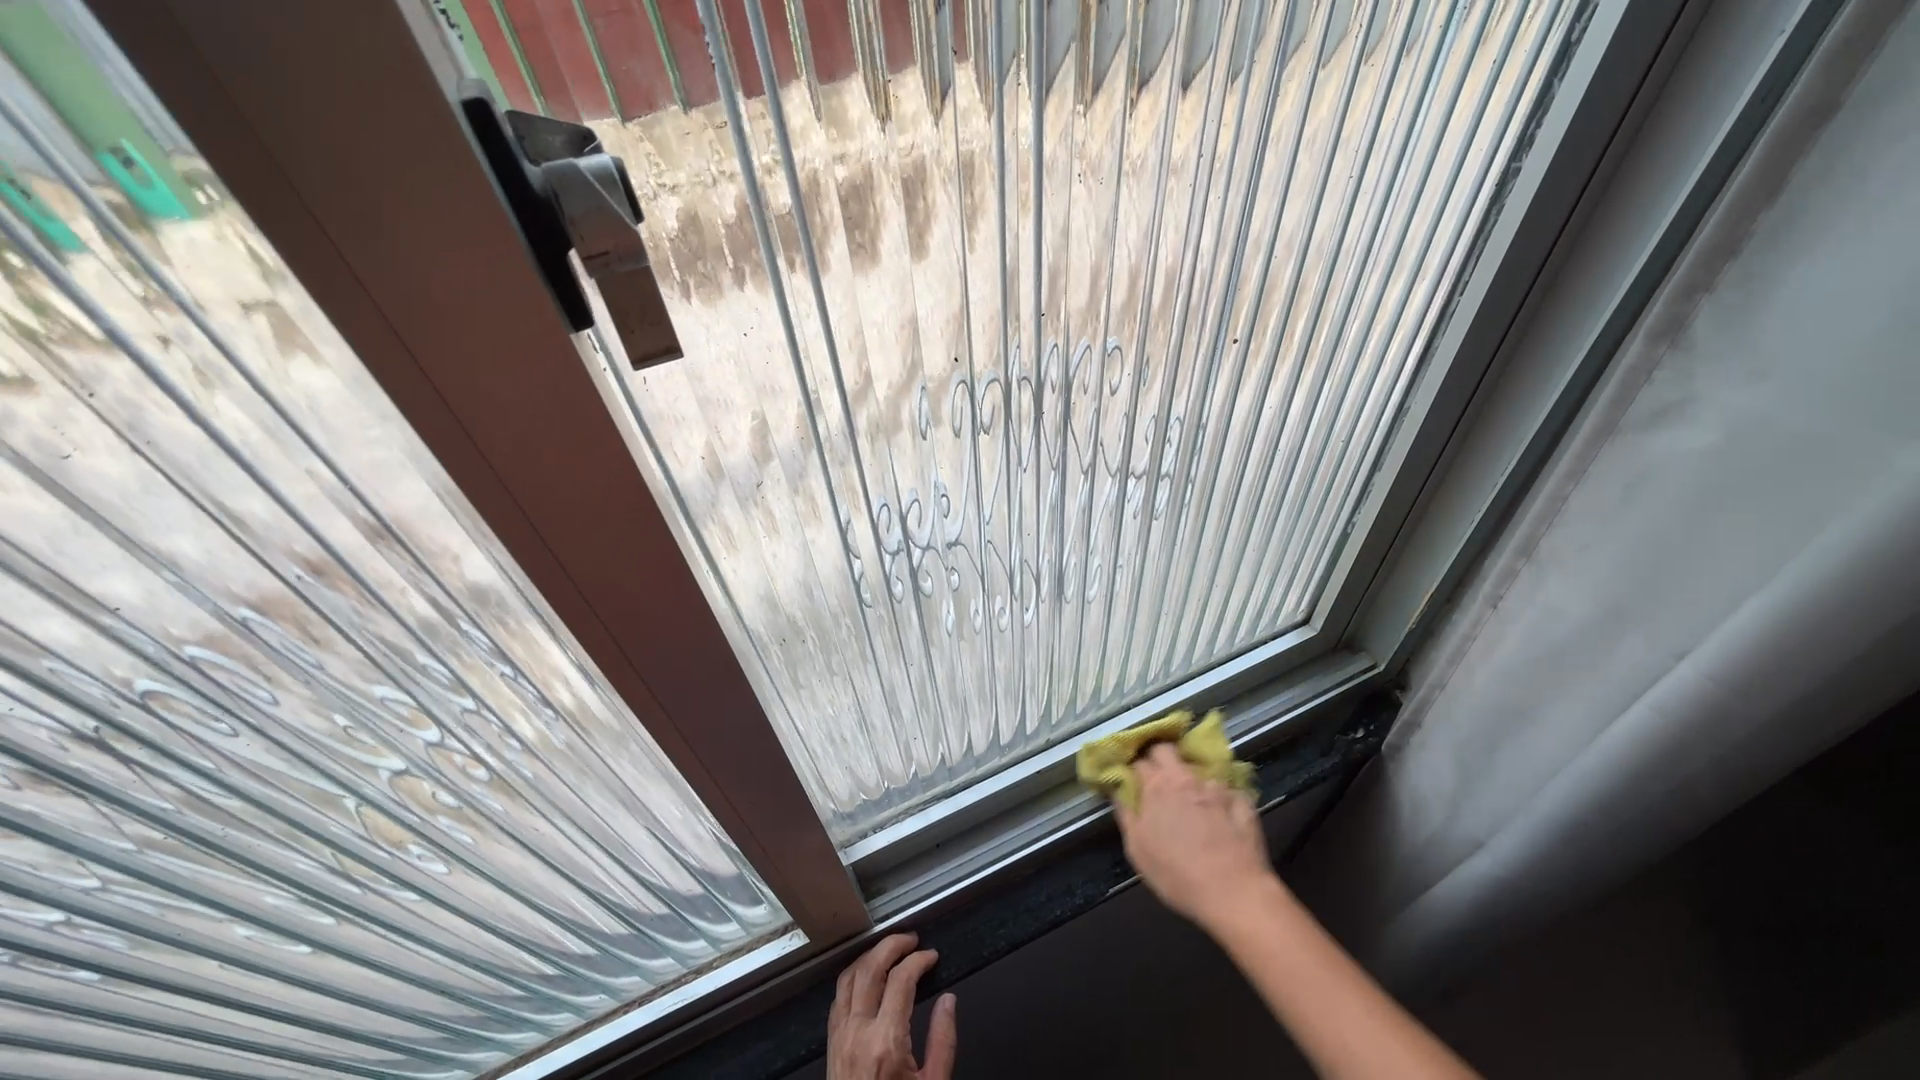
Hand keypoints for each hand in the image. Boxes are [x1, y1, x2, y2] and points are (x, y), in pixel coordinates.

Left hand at [827, 933, 956, 1079]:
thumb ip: (943, 1040)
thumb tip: (948, 1000)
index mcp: (886, 1041)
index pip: (901, 979)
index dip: (919, 960)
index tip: (932, 955)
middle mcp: (857, 1031)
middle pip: (870, 968)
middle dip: (891, 945)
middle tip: (911, 939)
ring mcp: (840, 1036)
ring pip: (848, 977)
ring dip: (869, 957)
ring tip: (890, 950)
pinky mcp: (830, 1044)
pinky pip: (838, 998)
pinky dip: (853, 978)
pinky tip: (867, 977)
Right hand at [1116, 742, 1282, 930]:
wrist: (1232, 892)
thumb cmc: (1176, 874)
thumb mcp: (1137, 850)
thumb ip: (1126, 815)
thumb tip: (1118, 792)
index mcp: (1157, 787)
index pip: (1139, 761)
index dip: (1133, 767)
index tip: (1131, 777)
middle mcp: (1186, 778)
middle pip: (1167, 750)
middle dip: (1159, 757)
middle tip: (1157, 777)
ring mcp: (1217, 787)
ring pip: (1199, 770)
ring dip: (1193, 780)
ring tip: (1193, 801)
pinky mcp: (1242, 801)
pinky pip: (1227, 789)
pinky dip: (1222, 797)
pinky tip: (1223, 814)